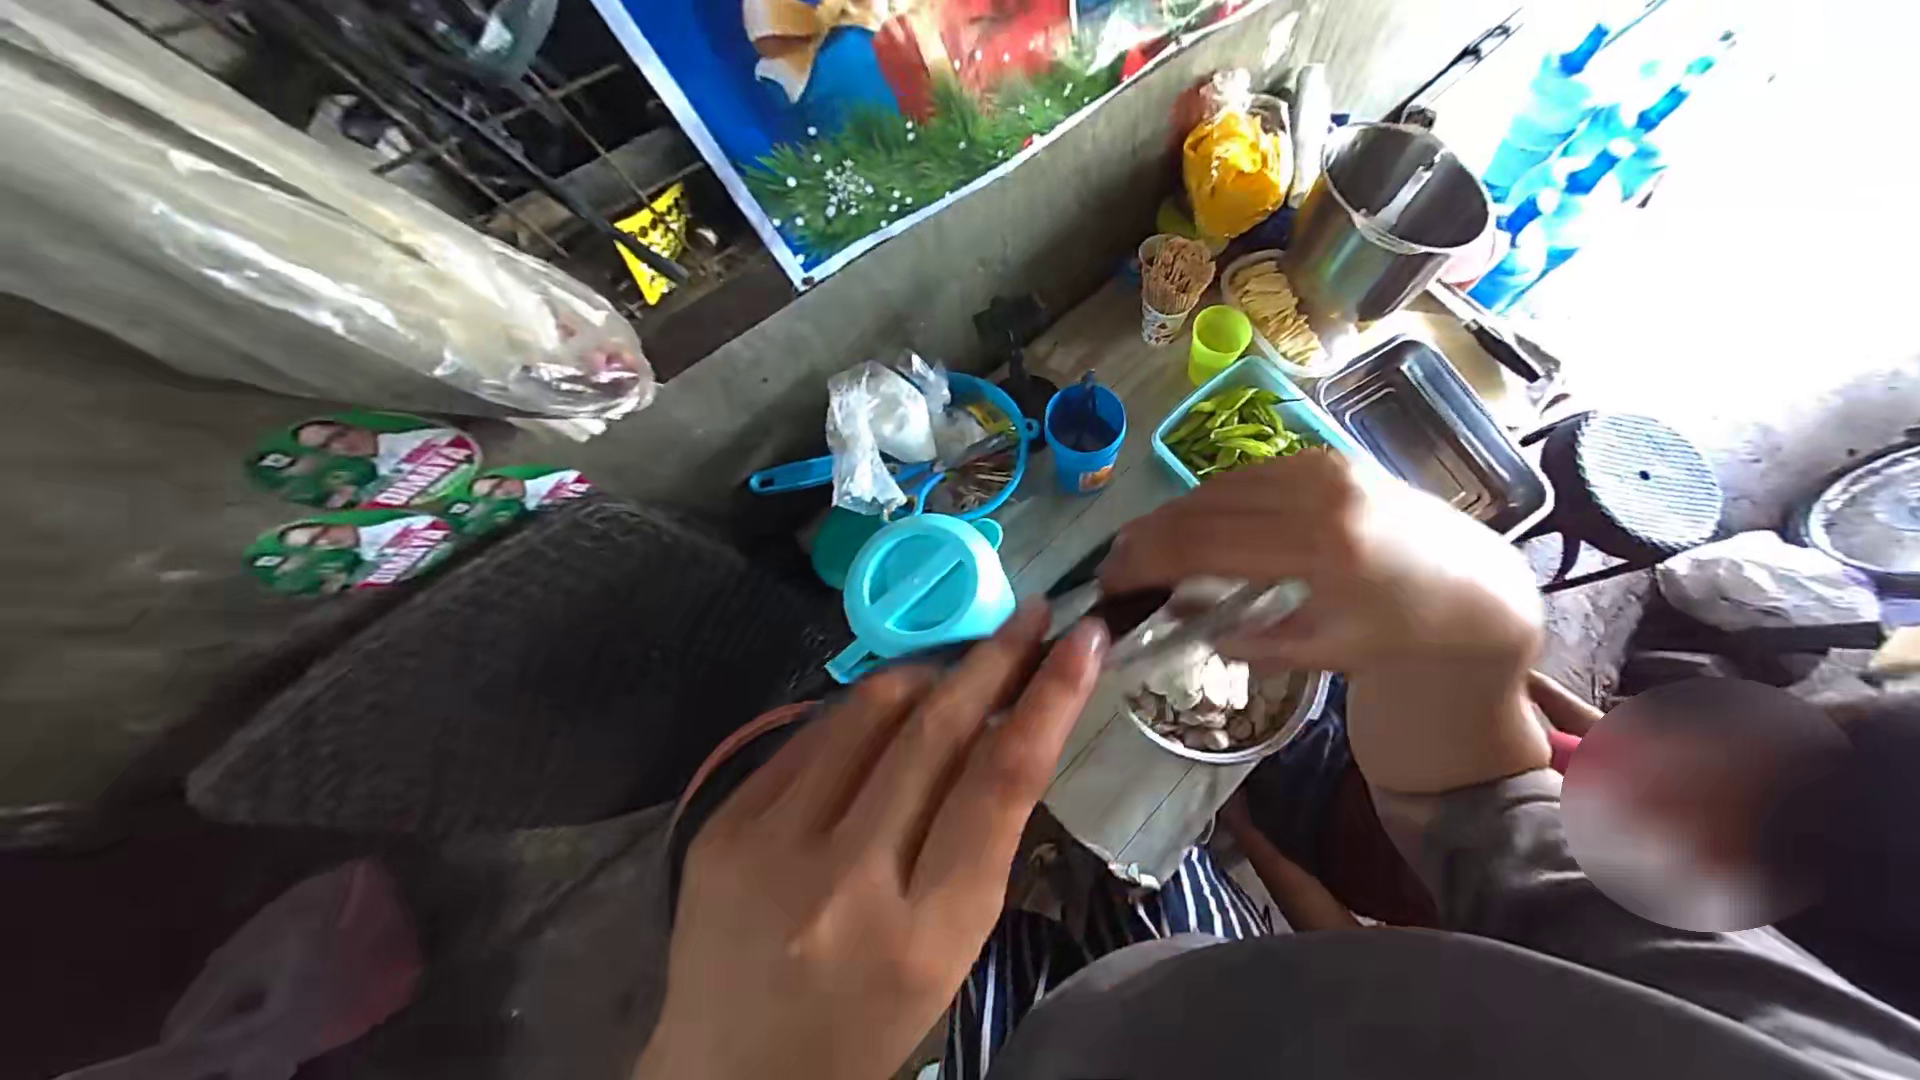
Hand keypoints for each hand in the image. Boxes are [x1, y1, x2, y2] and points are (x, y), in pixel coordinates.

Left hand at [636, 607, 1107, 1079]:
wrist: (725, 1077)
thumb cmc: (865, 1026)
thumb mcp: (948, 949)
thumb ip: (977, 838)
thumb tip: (1001, 723)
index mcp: (924, 934)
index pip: (1001, 781)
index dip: (1050, 697)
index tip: (1082, 641)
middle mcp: (845, 879)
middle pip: (937, 729)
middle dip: (995, 657)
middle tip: (1032, 614)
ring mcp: (773, 843)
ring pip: (871, 708)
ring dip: (931, 670)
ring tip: (962, 660)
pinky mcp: (726, 820)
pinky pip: (815, 731)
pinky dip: (866, 706)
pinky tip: (891, 703)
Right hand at [1101, 452, 1547, 792]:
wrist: (1468, 581)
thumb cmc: (1401, 627)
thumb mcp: (1329, 652)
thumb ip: (1253, 642)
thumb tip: (1184, 621)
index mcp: (1324, 546)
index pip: (1205, 544)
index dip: (1146, 561)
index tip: (1109, 580)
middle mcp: (1317, 491)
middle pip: (1200, 508)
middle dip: (1145, 537)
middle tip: (1111, 564)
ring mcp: (1318, 465)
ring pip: (1214, 488)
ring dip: (1169, 517)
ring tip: (1139, 546)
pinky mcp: (1318, 457)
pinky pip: (1239, 478)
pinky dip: (1202, 503)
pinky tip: (1186, 525)